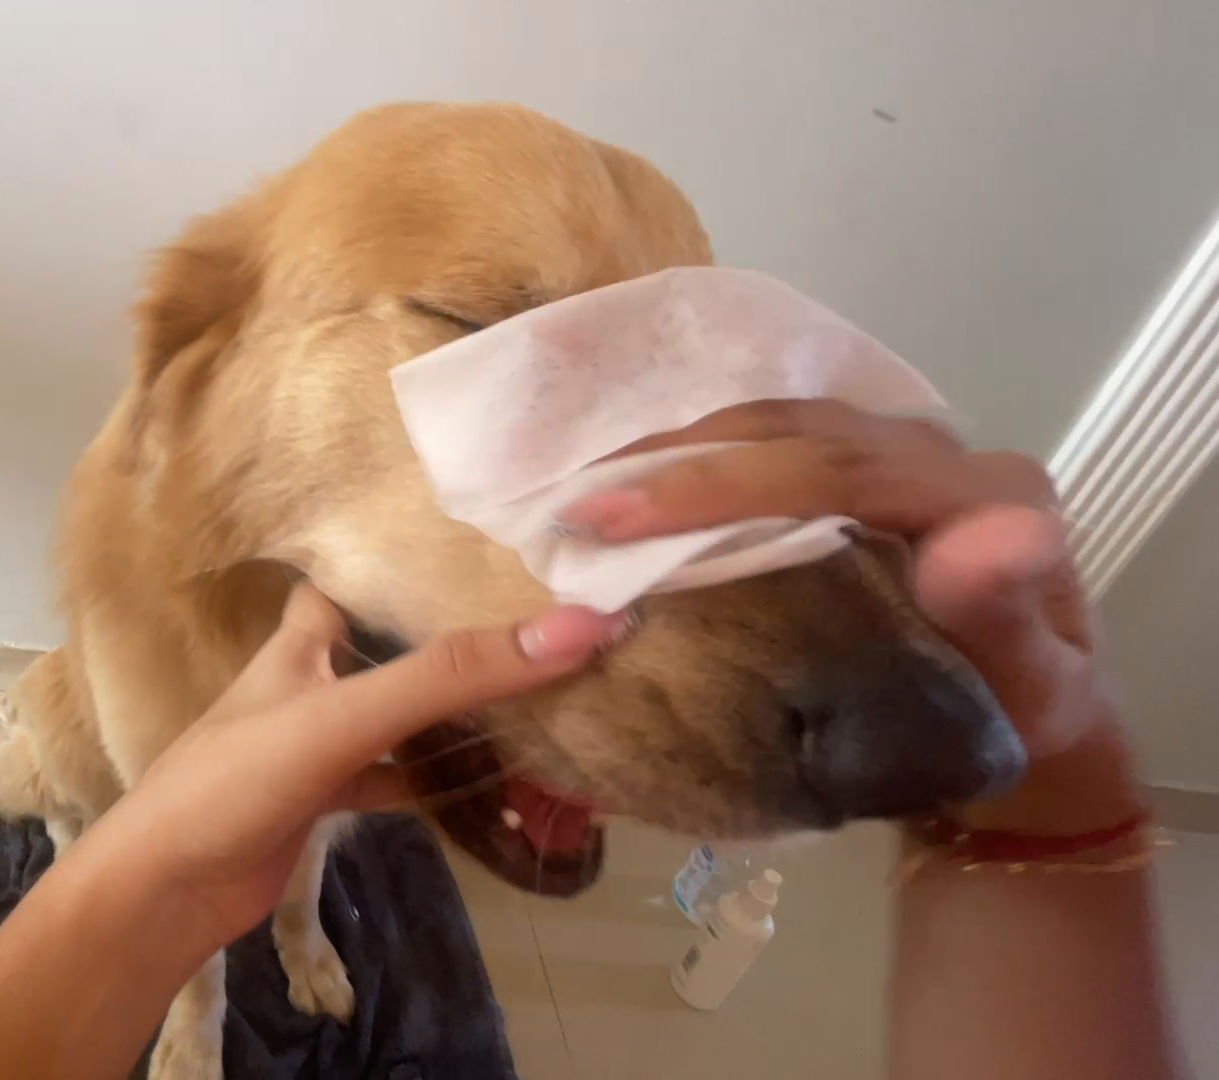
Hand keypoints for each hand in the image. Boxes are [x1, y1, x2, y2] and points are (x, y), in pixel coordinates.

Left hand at [69, 585, 621, 948]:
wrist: (169, 889)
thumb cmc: (242, 776)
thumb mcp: (344, 715)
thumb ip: (444, 676)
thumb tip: (575, 628)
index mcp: (305, 633)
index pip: (365, 571)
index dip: (418, 555)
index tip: (497, 543)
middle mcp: (315, 673)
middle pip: (394, 640)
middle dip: (455, 634)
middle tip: (545, 618)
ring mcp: (323, 734)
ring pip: (401, 708)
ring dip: (455, 708)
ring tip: (542, 689)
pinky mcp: (329, 790)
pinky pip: (398, 771)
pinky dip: (438, 776)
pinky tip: (496, 780)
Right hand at [557, 400, 1135, 831]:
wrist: (1008, 701)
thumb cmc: (1008, 712)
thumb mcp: (1027, 688)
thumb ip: (1007, 613)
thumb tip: (995, 533)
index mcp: (976, 492)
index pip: (827, 469)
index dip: (713, 486)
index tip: (611, 520)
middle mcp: (927, 452)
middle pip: (779, 433)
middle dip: (667, 467)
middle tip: (575, 507)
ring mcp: (878, 448)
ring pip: (756, 424)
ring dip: (662, 454)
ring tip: (583, 489)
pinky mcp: (839, 460)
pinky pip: (749, 438)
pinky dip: (678, 458)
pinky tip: (622, 481)